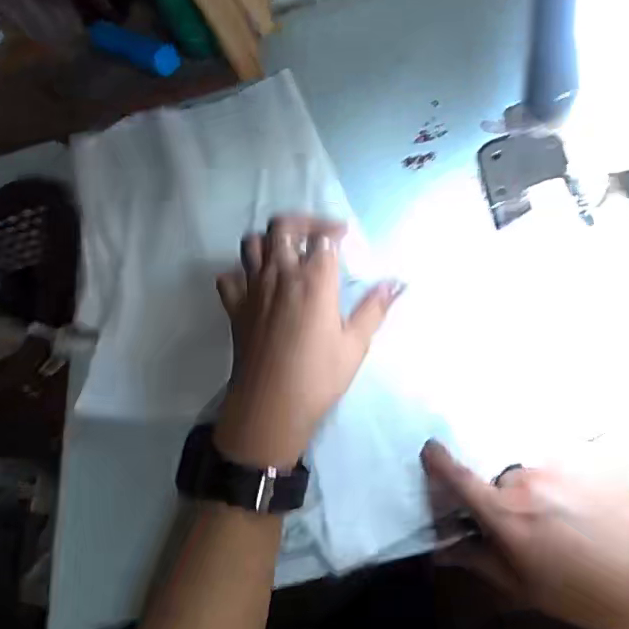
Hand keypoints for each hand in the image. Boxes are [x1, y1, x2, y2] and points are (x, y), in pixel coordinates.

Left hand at [213, 215, 400, 468]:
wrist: (271, 405)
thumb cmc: (319, 376)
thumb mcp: (356, 344)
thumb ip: (375, 308)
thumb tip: (397, 283)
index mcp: (313, 281)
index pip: (322, 238)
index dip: (335, 231)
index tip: (347, 238)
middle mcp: (279, 275)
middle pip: (282, 227)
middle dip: (303, 223)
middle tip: (320, 235)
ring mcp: (252, 289)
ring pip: (252, 244)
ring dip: (272, 241)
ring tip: (290, 254)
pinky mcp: (234, 307)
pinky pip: (231, 276)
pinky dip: (243, 272)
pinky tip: (259, 285)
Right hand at [421, 441, 628, 628]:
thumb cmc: (597, 597)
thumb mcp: (530, 591)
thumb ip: (484, 561)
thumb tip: (450, 547)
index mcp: (506, 512)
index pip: (454, 474)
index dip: (436, 463)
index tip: (431, 454)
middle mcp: (529, 474)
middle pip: (494, 473)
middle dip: (497, 496)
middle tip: (519, 527)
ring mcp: (564, 457)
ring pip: (529, 466)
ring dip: (533, 486)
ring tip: (562, 522)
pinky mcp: (593, 451)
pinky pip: (559, 459)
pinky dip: (560, 477)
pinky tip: (584, 508)